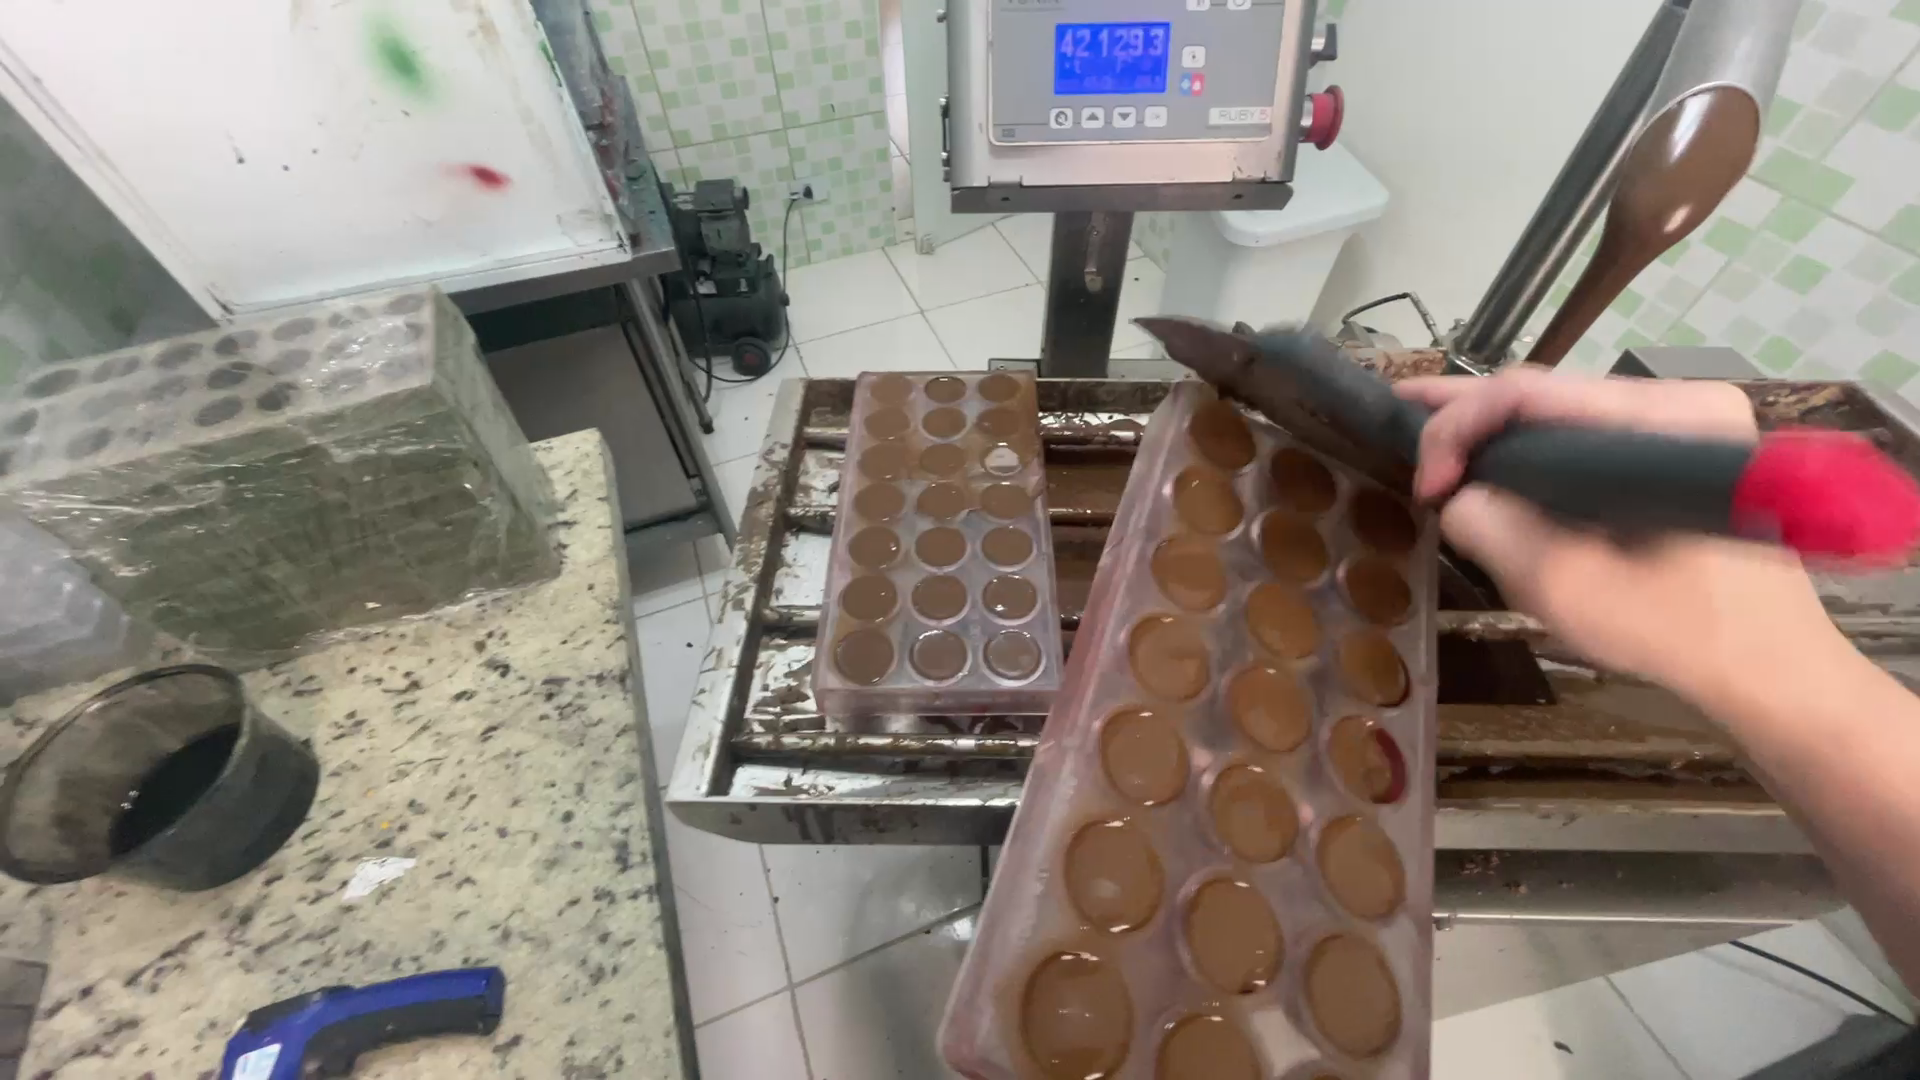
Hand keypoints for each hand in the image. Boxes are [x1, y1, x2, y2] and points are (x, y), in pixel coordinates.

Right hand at [1395, 367, 1840, 701]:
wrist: (1762, 663)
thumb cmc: (1669, 627)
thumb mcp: (1557, 582)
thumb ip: (1488, 526)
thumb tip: (1454, 497)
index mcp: (1662, 423)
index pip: (1526, 394)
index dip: (1455, 429)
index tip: (1427, 489)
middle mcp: (1675, 402)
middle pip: (1536, 392)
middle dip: (1460, 418)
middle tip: (1397, 422)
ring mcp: (1675, 421)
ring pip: (1548, 408)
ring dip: (1483, 430)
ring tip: (1424, 437)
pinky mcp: (1666, 447)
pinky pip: (1570, 431)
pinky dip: (1516, 445)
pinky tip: (1477, 453)